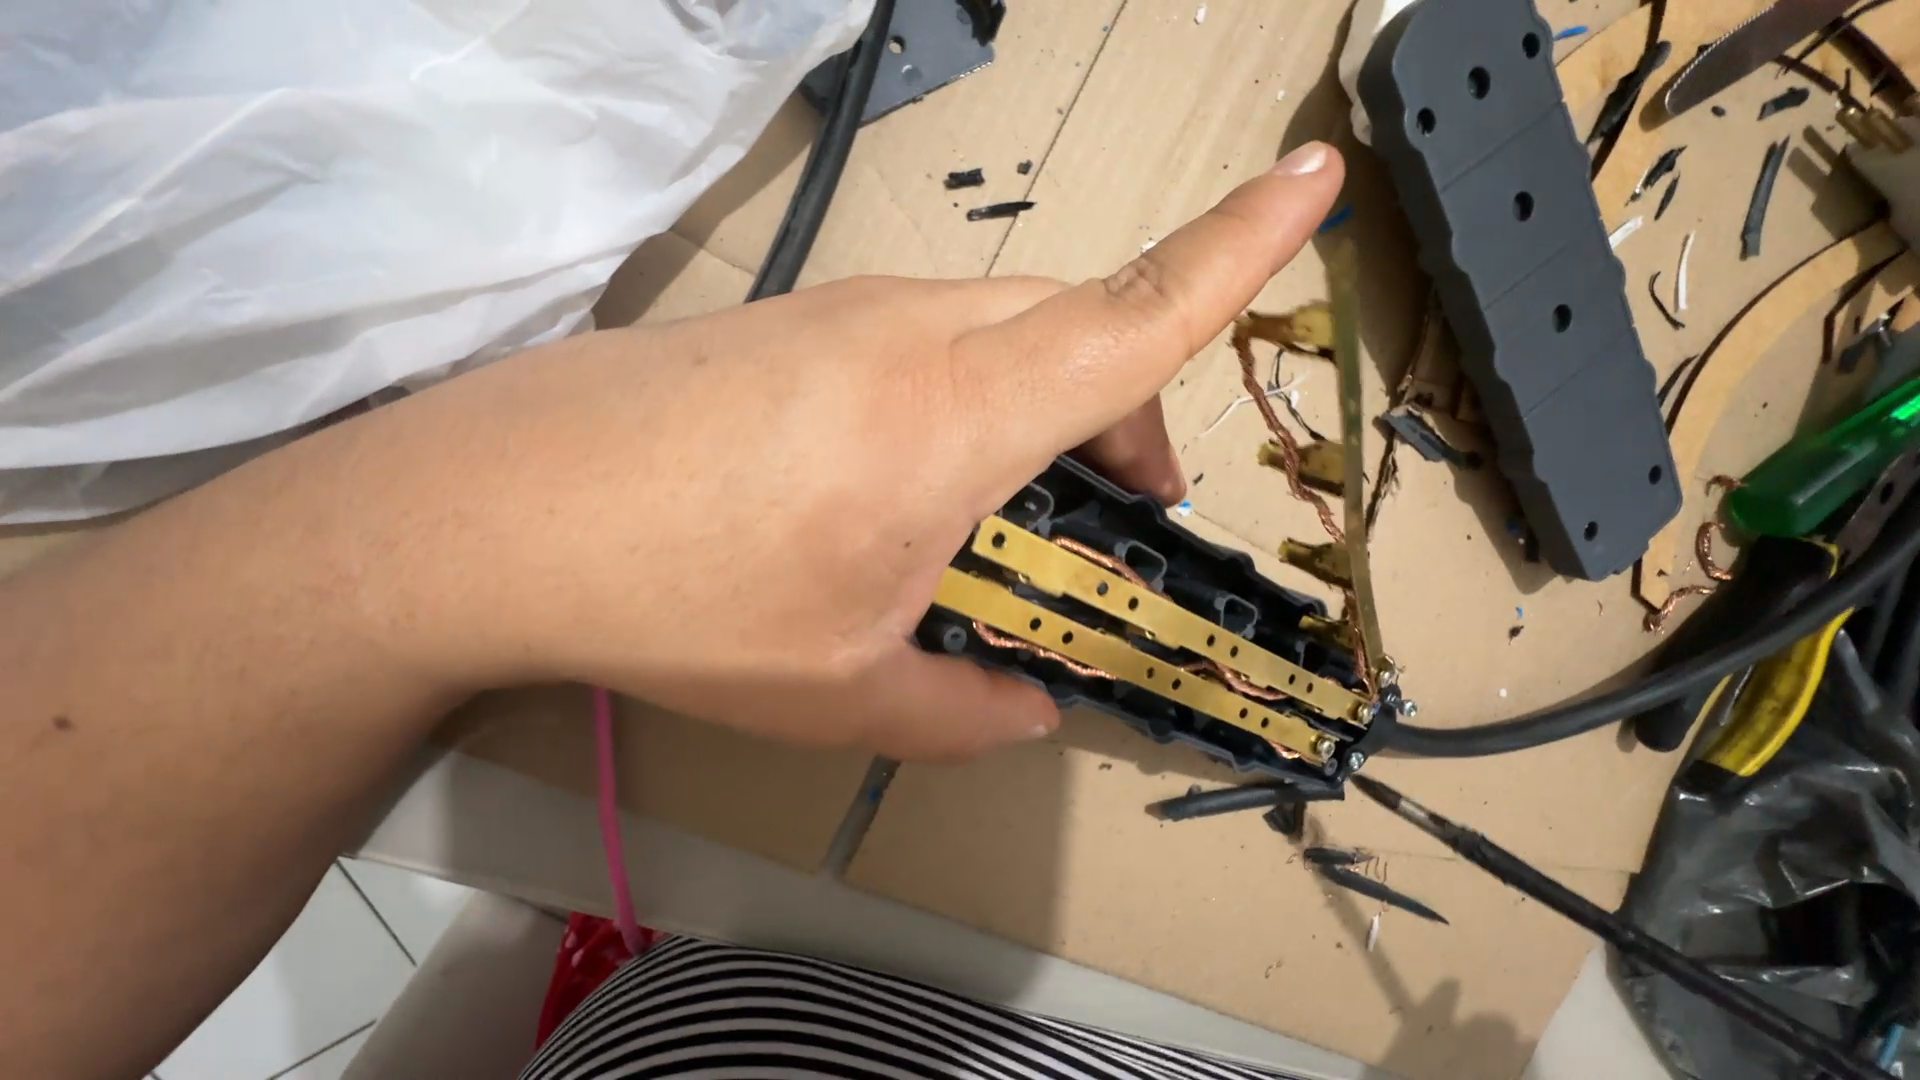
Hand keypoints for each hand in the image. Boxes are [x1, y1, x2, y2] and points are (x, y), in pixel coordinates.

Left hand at [362, 142, 1344, 758]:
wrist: (497, 512)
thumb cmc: (684, 602)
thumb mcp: (846, 691)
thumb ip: (964, 713)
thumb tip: (1030, 709)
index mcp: (958, 415)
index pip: (1135, 314)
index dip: (1241, 247)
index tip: (1314, 179)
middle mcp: (914, 332)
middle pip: (1076, 330)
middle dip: (1129, 411)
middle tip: (1124, 506)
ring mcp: (846, 313)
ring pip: (999, 329)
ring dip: (1039, 406)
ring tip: (1007, 507)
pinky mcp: (794, 322)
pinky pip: (921, 338)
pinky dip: (962, 397)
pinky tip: (904, 478)